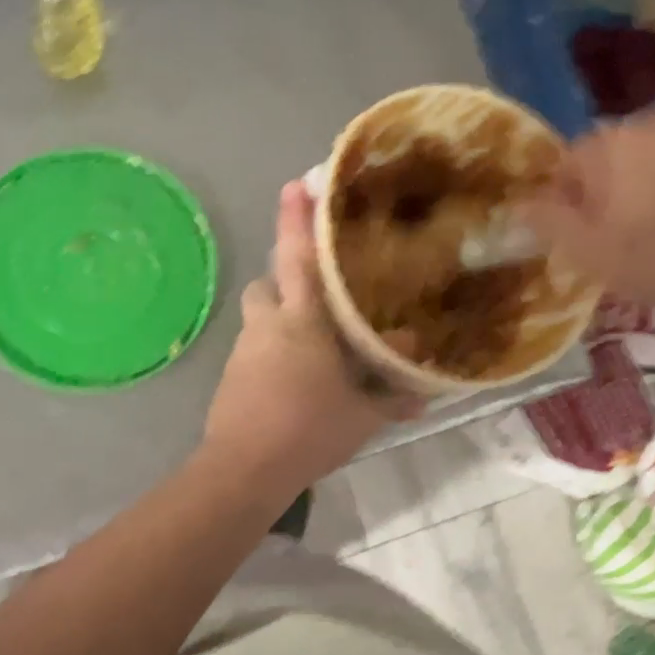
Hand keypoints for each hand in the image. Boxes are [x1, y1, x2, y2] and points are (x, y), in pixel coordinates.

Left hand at [203, 182, 422, 495]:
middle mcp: (266, 325)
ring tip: (310, 349)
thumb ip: (392, 394)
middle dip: (286, 280)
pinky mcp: (230, 377)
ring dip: (279, 320)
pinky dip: (271, 354)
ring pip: (259, 317)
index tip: (296, 185)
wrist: (244, 469)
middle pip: (268, 283)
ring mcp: (243, 351)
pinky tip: (293, 384)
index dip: (296, 219)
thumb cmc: (309, 430)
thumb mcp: (363, 414)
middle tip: (316, 297)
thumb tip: (425, 385)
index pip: (297, 257)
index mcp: (301, 320)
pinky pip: (253, 350)